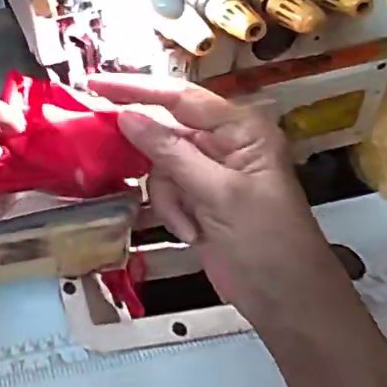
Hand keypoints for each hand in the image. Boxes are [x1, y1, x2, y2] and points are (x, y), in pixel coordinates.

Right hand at [86, 74, 347, 325]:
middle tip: (102, 134)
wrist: (288, 304)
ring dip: (168, 196)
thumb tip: (127, 115)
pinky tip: (193, 233)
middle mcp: (224, 142)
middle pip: (166, 128)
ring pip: (160, 163)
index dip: (137, 88)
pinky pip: (165, 189)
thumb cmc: (269, 245)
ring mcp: (209, 170)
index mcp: (241, 129)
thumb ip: (170, 152)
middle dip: (146, 146)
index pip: (181, 97)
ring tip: (189, 223)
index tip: (98, 82)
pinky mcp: (198, 197)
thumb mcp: (219, 194)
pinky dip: (172, 211)